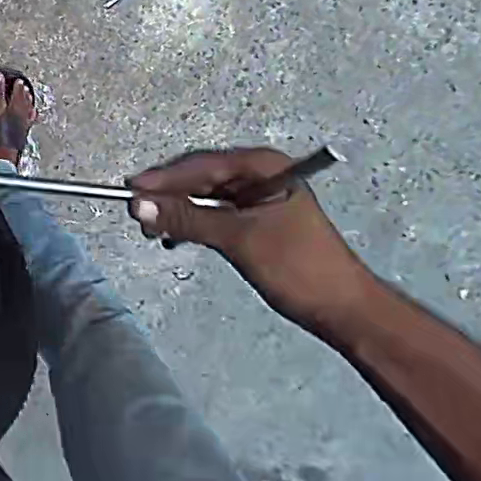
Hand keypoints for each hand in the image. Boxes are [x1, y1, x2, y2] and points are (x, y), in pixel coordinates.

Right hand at [128, 148, 377, 334]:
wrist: (348, 315)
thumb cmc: (301, 268)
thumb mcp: (237, 239)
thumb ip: (185, 219)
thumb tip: (137, 206)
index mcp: (265, 167)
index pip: (201, 165)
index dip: (163, 179)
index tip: (132, 191)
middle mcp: (259, 175)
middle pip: (197, 177)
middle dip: (167, 196)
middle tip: (138, 211)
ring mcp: (255, 196)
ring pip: (199, 194)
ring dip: (175, 211)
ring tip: (151, 226)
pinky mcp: (251, 217)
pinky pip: (208, 210)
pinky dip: (189, 221)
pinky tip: (172, 233)